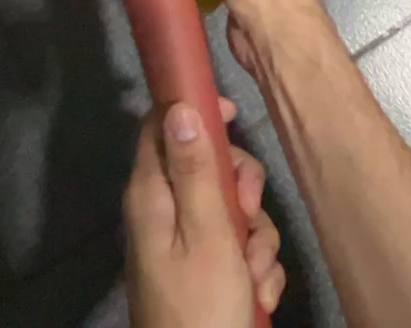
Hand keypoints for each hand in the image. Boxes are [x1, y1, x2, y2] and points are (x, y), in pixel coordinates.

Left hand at [126, 99, 284, 327]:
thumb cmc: (200, 308)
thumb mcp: (206, 233)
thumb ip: (195, 168)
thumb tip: (178, 104)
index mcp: (152, 194)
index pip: (161, 124)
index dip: (194, 107)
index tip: (232, 114)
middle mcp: (163, 210)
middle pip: (206, 164)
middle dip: (241, 187)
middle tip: (248, 215)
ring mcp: (184, 242)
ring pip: (230, 206)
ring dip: (255, 236)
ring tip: (255, 275)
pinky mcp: (205, 269)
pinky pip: (237, 244)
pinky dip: (254, 264)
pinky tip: (258, 293)